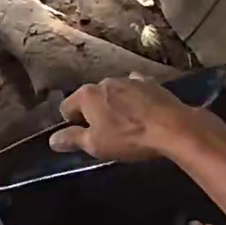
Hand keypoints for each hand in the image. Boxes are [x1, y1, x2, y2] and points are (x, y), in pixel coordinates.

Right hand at [48, 76, 204, 161]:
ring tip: (127, 125)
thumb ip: (72, 139)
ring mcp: (128, 79)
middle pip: (90, 98)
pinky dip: (134, 98)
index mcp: (87, 94)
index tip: (86, 138)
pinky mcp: (149, 82)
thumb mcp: (96, 145)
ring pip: (113, 93)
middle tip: (107, 135)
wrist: (172, 127)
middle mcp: (104, 81)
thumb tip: (52, 139)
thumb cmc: (128, 137)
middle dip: (94, 114)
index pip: (66, 108)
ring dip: (114, 105)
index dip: (72, 125)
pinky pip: (134, 89)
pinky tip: (143, 112)